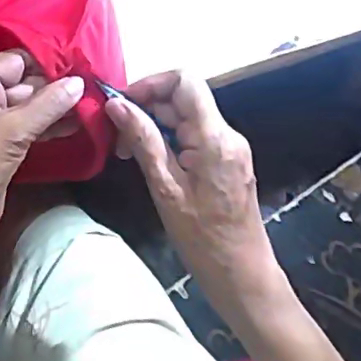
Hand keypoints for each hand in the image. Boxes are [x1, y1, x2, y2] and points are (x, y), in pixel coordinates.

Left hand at [0, 51, 84, 247]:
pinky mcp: (0, 139)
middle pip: (25, 80)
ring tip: (91, 104)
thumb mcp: (13, 131)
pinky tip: (77, 122)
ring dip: (57, 106)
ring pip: (29, 103)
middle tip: (93, 86)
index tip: (82, 66)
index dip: (48, 63)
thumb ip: (49, 103)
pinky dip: (49, 123)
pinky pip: (28, 122)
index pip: (16, 61)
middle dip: (56, 86)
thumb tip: (80, 81)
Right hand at [104, 70, 282, 318]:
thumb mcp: (165, 189)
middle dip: (146, 107)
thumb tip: (116, 104)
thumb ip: (143, 140)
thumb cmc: (204, 241)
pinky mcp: (227, 160)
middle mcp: (226, 134)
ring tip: (126, 150)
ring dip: (154, 124)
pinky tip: (149, 160)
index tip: (122, 103)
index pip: (184, 80)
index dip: (150, 82)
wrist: (244, 279)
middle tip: (115, 134)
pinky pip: (194, 135)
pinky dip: (169, 139)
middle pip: (182, 98)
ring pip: (186, 116)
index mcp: (214, 137)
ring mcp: (229, 147)